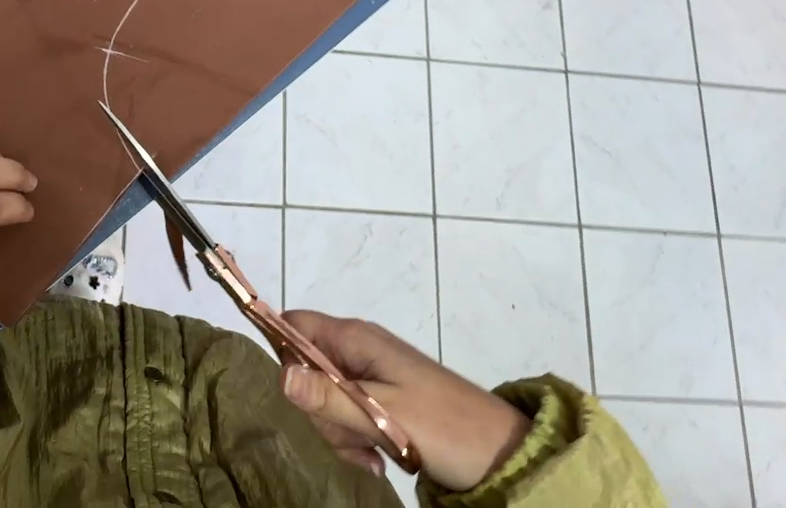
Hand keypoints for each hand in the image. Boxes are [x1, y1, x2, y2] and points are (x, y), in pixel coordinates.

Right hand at [279, 310, 530, 491]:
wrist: (504, 455)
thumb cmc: (443, 427)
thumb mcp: (381, 416)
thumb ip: (329, 397)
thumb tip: (280, 376)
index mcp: (355, 337)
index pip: (295, 324)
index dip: (285, 353)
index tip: (299, 395)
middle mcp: (359, 346)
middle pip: (308, 366)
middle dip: (319, 407)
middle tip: (349, 436)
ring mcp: (372, 371)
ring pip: (326, 394)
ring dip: (339, 429)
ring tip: (371, 455)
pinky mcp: (384, 396)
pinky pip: (349, 411)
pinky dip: (355, 436)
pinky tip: (377, 460)